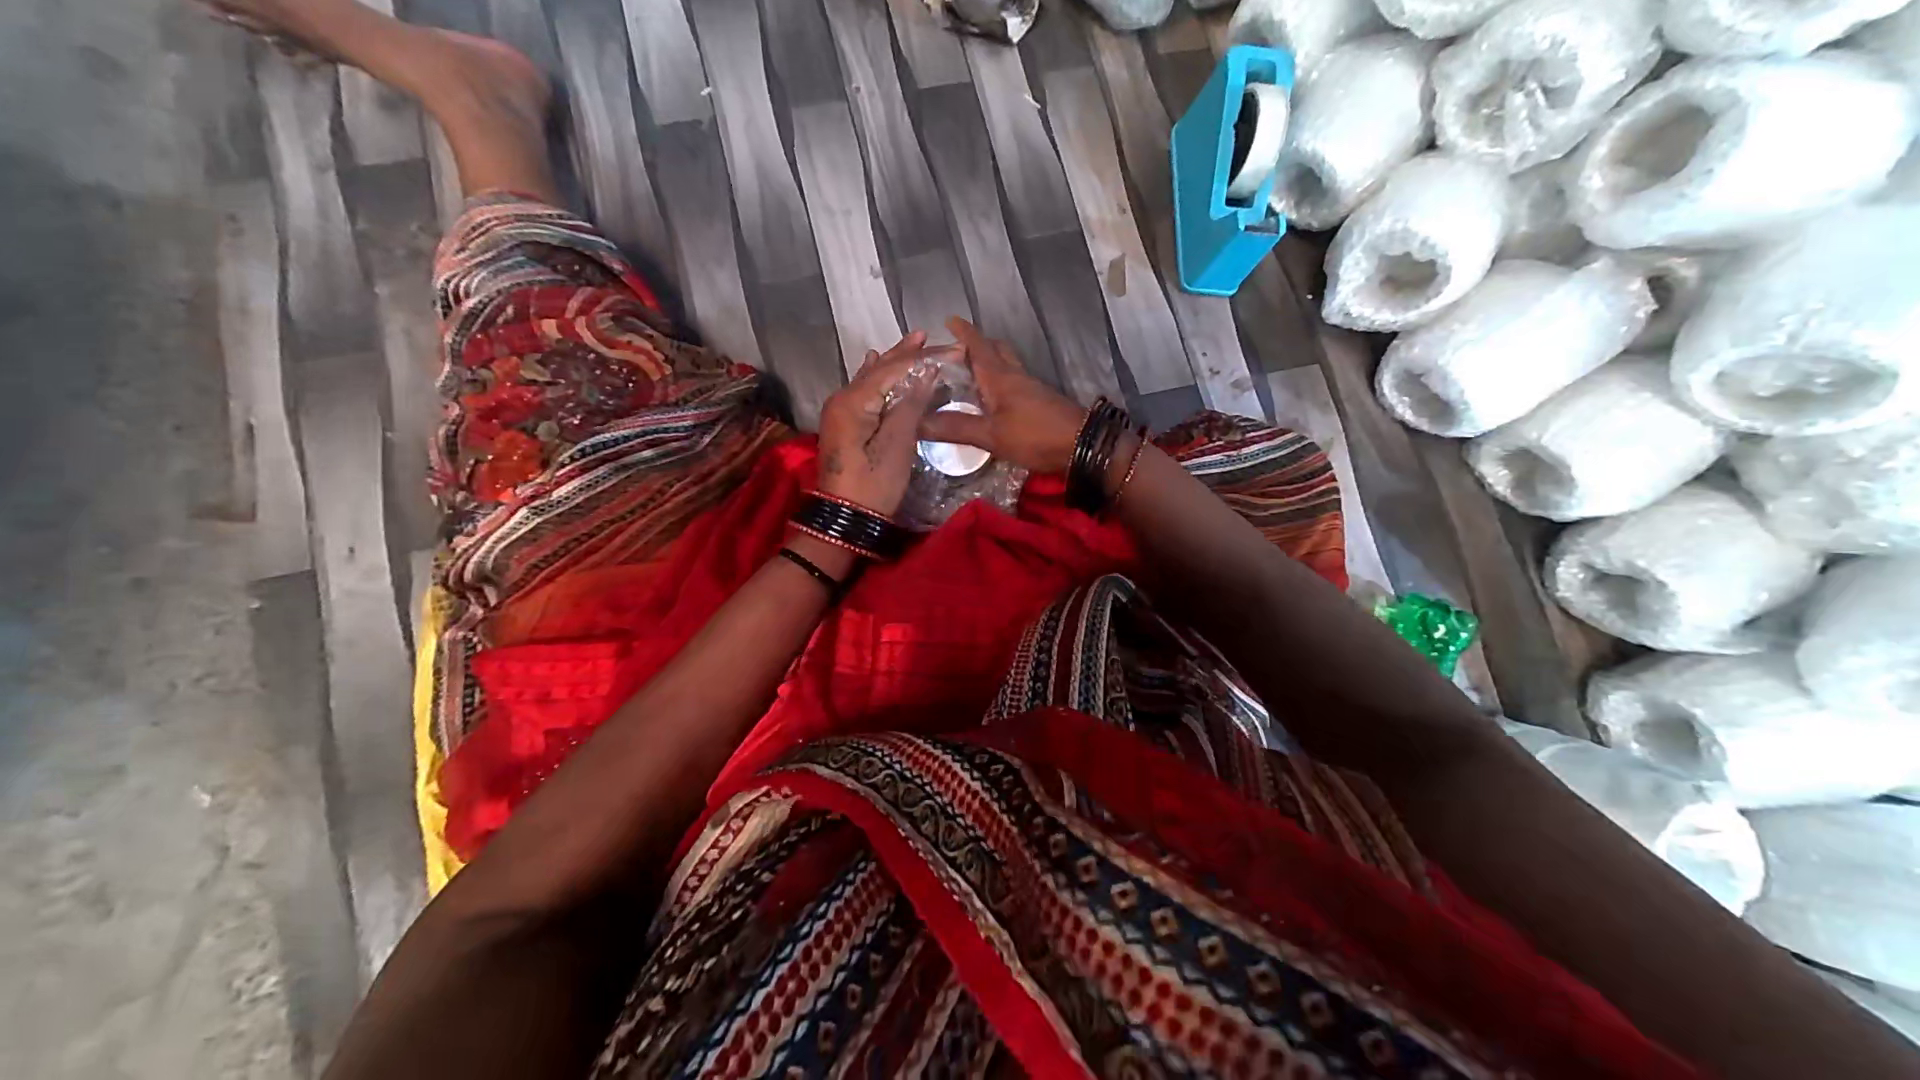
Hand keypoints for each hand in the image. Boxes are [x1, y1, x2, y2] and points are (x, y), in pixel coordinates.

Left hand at [815, 332, 958, 517]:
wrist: (844, 518)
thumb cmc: (873, 484)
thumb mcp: (897, 445)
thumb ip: (910, 404)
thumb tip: (926, 372)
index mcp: (854, 401)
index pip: (893, 369)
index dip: (923, 358)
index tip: (953, 350)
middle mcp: (842, 399)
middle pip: (879, 369)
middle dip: (906, 354)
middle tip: (931, 337)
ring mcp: (839, 412)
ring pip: (871, 378)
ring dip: (892, 362)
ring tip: (912, 343)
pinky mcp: (843, 425)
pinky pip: (863, 391)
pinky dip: (877, 377)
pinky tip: (874, 362)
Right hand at [918, 317, 1086, 473]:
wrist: (1081, 445)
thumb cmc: (1035, 435)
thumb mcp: (991, 435)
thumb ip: (956, 428)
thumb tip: (917, 422)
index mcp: (1000, 377)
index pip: (979, 346)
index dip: (964, 333)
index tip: (950, 319)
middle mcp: (1015, 376)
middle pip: (997, 350)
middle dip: (977, 345)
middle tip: (958, 351)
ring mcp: (1030, 389)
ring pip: (1006, 367)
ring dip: (989, 364)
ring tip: (969, 376)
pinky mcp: (1039, 403)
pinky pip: (1014, 384)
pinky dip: (999, 383)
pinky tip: (992, 400)